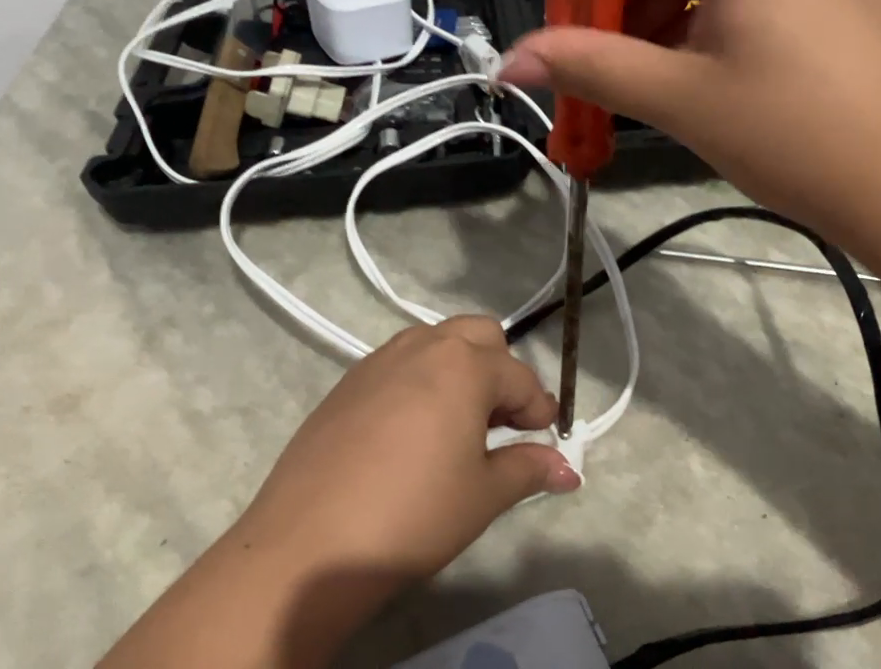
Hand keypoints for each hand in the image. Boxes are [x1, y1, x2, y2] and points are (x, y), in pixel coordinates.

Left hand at [237, 315, 579, 578]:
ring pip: (434, 344)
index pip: (519, 376)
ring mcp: (378, 361)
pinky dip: (420, 383)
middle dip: (500, 371)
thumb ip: (529, 469)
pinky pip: (398, 366)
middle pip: (478, 337)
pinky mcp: (346, 383)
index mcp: (463, 364)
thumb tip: (569, 469)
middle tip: (502, 424)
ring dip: (459, 372)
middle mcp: (422, 346)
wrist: (311, 543)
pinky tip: (412, 435)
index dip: (539, 408)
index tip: (545, 439)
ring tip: (458, 428)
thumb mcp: (483, 495)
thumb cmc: (413, 514)